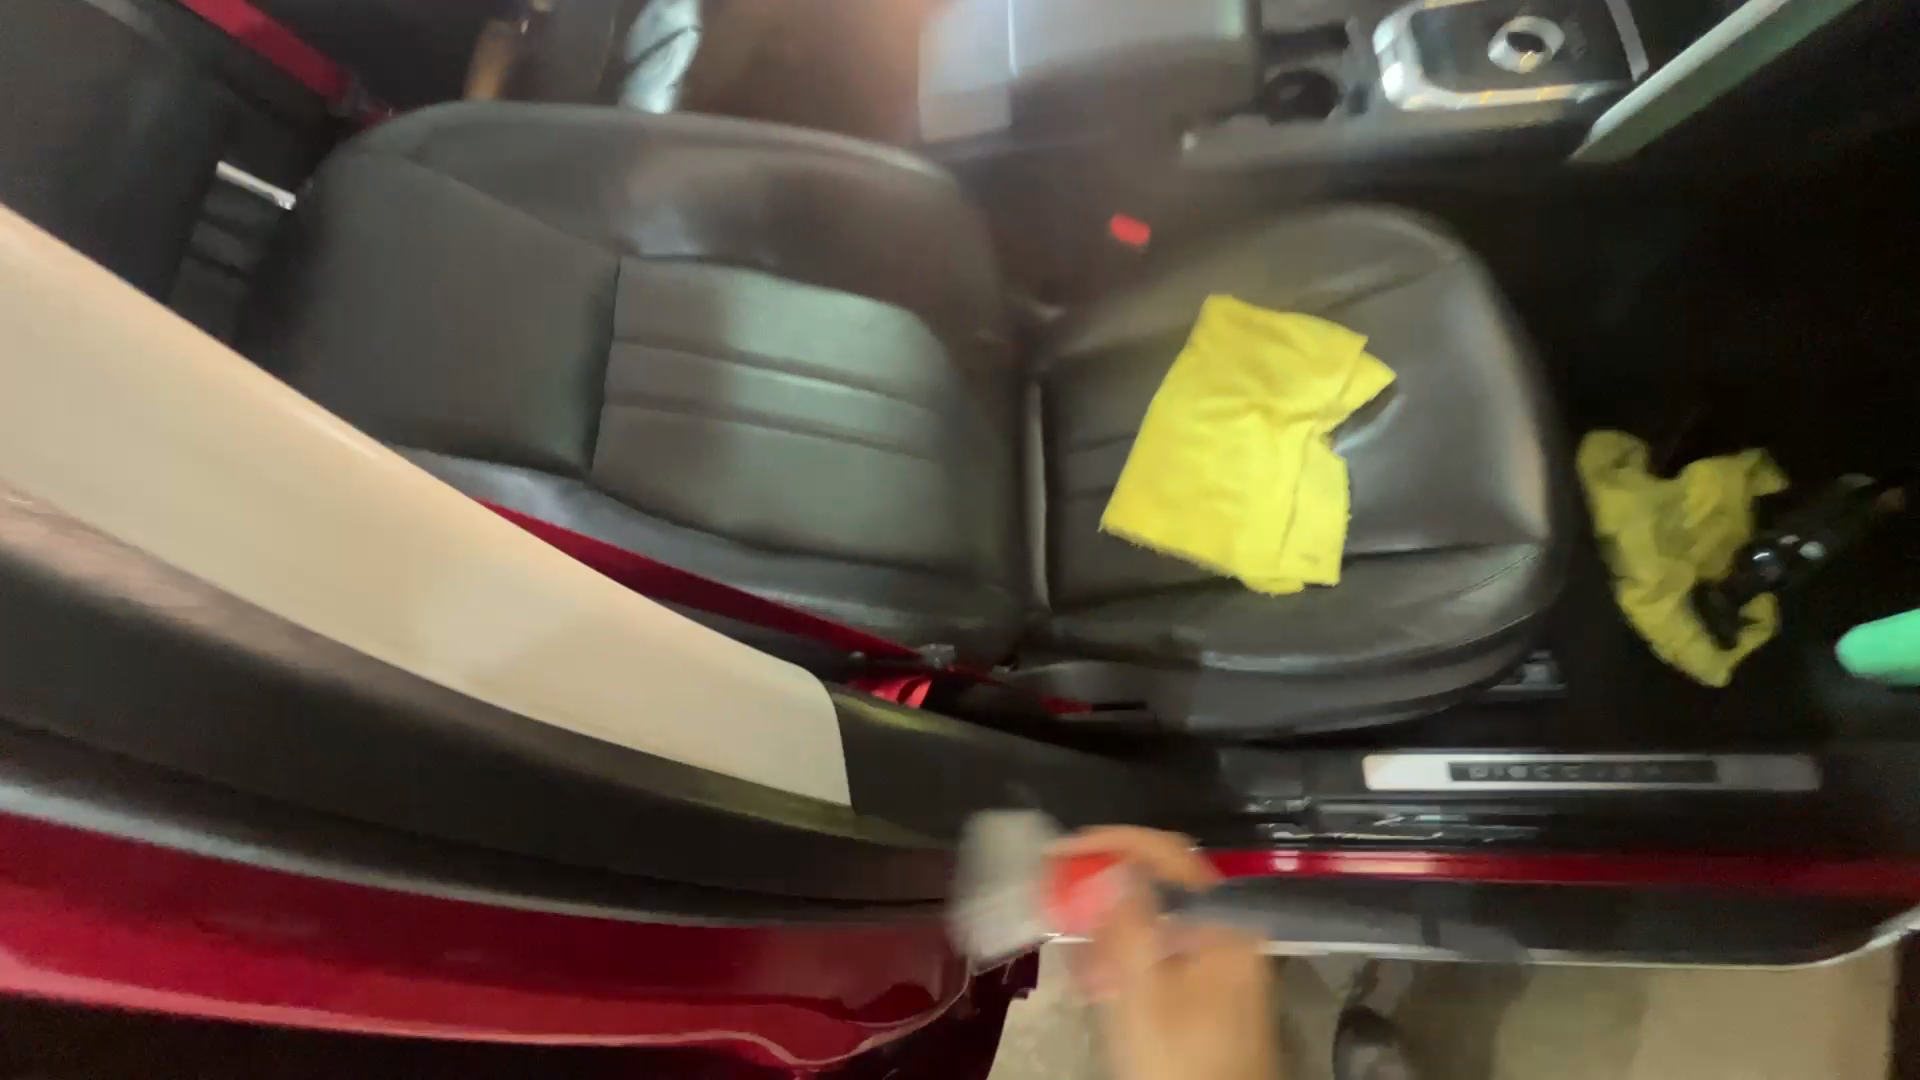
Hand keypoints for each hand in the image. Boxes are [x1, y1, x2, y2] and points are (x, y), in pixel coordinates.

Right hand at [1056, 827, 1280, 1079]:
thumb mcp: (1142, 992)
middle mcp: (1226, 930)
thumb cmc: (1179, 1063)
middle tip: (1060, 887)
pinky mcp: (1208, 986)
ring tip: (1069, 934)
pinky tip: (1095, 971)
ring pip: (1155, 915)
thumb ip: (1129, 919)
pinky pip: (1160, 947)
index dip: (1113, 840)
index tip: (1066, 850)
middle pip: (1160, 880)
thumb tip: (1116, 864)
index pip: (1166, 851)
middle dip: (1104, 882)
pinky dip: (1125, 948)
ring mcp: (1220, 959)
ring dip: (1108, 917)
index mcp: (1221, 923)